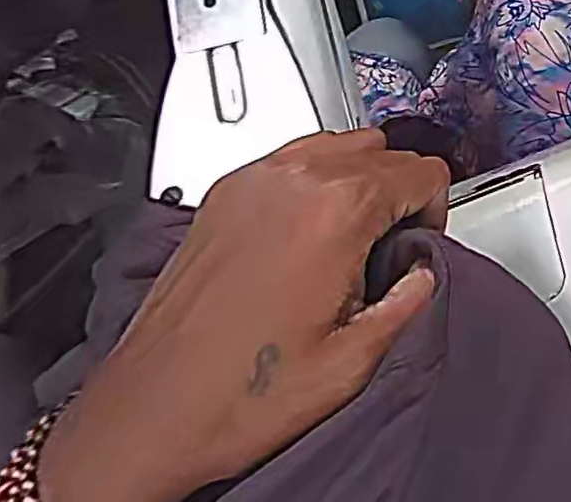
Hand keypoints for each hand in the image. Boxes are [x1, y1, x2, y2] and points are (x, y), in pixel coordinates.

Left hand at [39, 129, 449, 501]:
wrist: (135, 428)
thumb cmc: (231, 399)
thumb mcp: (353, 360)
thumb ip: (411, 300)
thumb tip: (423, 270)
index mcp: (338, 210)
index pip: (425, 172)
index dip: (435, 209)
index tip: (419, 241)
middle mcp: (297, 181)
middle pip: (391, 153)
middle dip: (403, 194)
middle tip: (390, 243)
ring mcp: (256, 182)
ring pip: (348, 142)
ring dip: (366, 176)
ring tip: (353, 229)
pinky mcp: (225, 195)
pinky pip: (301, 154)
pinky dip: (322, 174)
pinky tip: (313, 222)